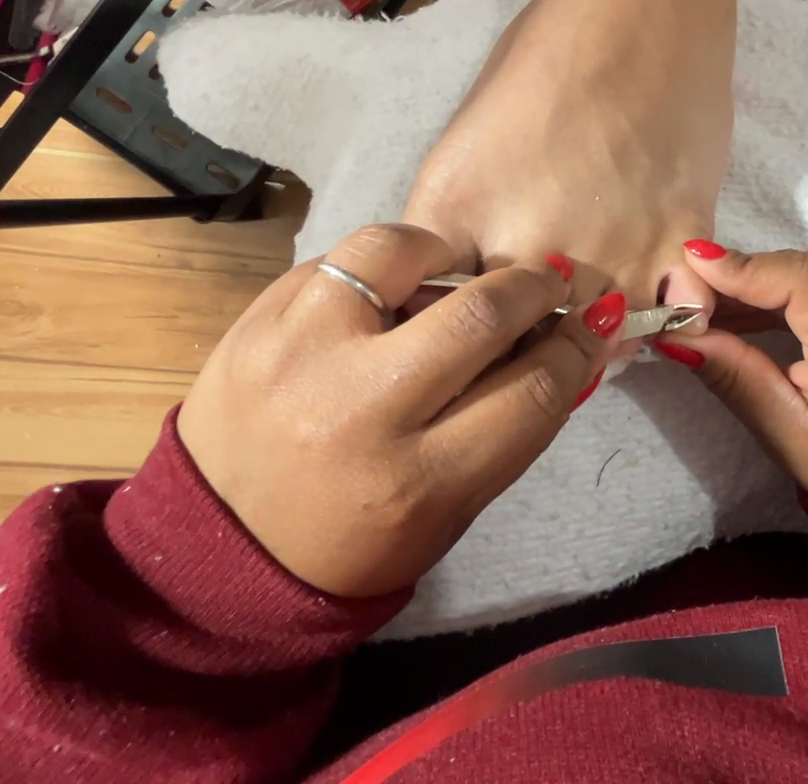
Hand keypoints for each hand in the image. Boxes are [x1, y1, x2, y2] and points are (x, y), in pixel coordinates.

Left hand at [176, 225, 625, 596]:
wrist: (214, 555)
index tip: (593, 322)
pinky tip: (394, 290)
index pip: (535, 390)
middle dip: (534, 288)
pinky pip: (342, 258)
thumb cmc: (357, 543)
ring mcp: (298, 354)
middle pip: (482, 315)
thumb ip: (513, 422)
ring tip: (458, 270)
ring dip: (450, 254)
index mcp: (419, 480)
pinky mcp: (255, 320)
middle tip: (546, 283)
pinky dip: (387, 263)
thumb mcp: (454, 505)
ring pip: (402, 253)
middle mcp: (359, 410)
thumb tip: (567, 338)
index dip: (579, 346)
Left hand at [401, 0, 738, 321]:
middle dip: (525, 357)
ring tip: (600, 317)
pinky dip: (668, 321)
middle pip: (518, 351)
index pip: (436, 323)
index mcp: (456, 213)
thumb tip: (476, 283)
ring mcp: (612, 248)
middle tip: (542, 337)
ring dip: (596, 346)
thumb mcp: (468, 137)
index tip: (471, 346)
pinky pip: (677, 319)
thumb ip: (463, 222)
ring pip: (599, 350)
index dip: (453, 346)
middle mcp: (527, 245)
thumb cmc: (549, 46)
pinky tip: (662, 300)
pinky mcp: (685, 236)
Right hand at [658, 242, 807, 500]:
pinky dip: (788, 291)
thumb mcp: (783, 430)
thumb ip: (734, 374)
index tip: (692, 262)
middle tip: (691, 288)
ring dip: (764, 281)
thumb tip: (676, 333)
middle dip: (747, 273)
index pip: (805, 282)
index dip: (748, 268)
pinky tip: (746, 307)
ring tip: (709, 302)